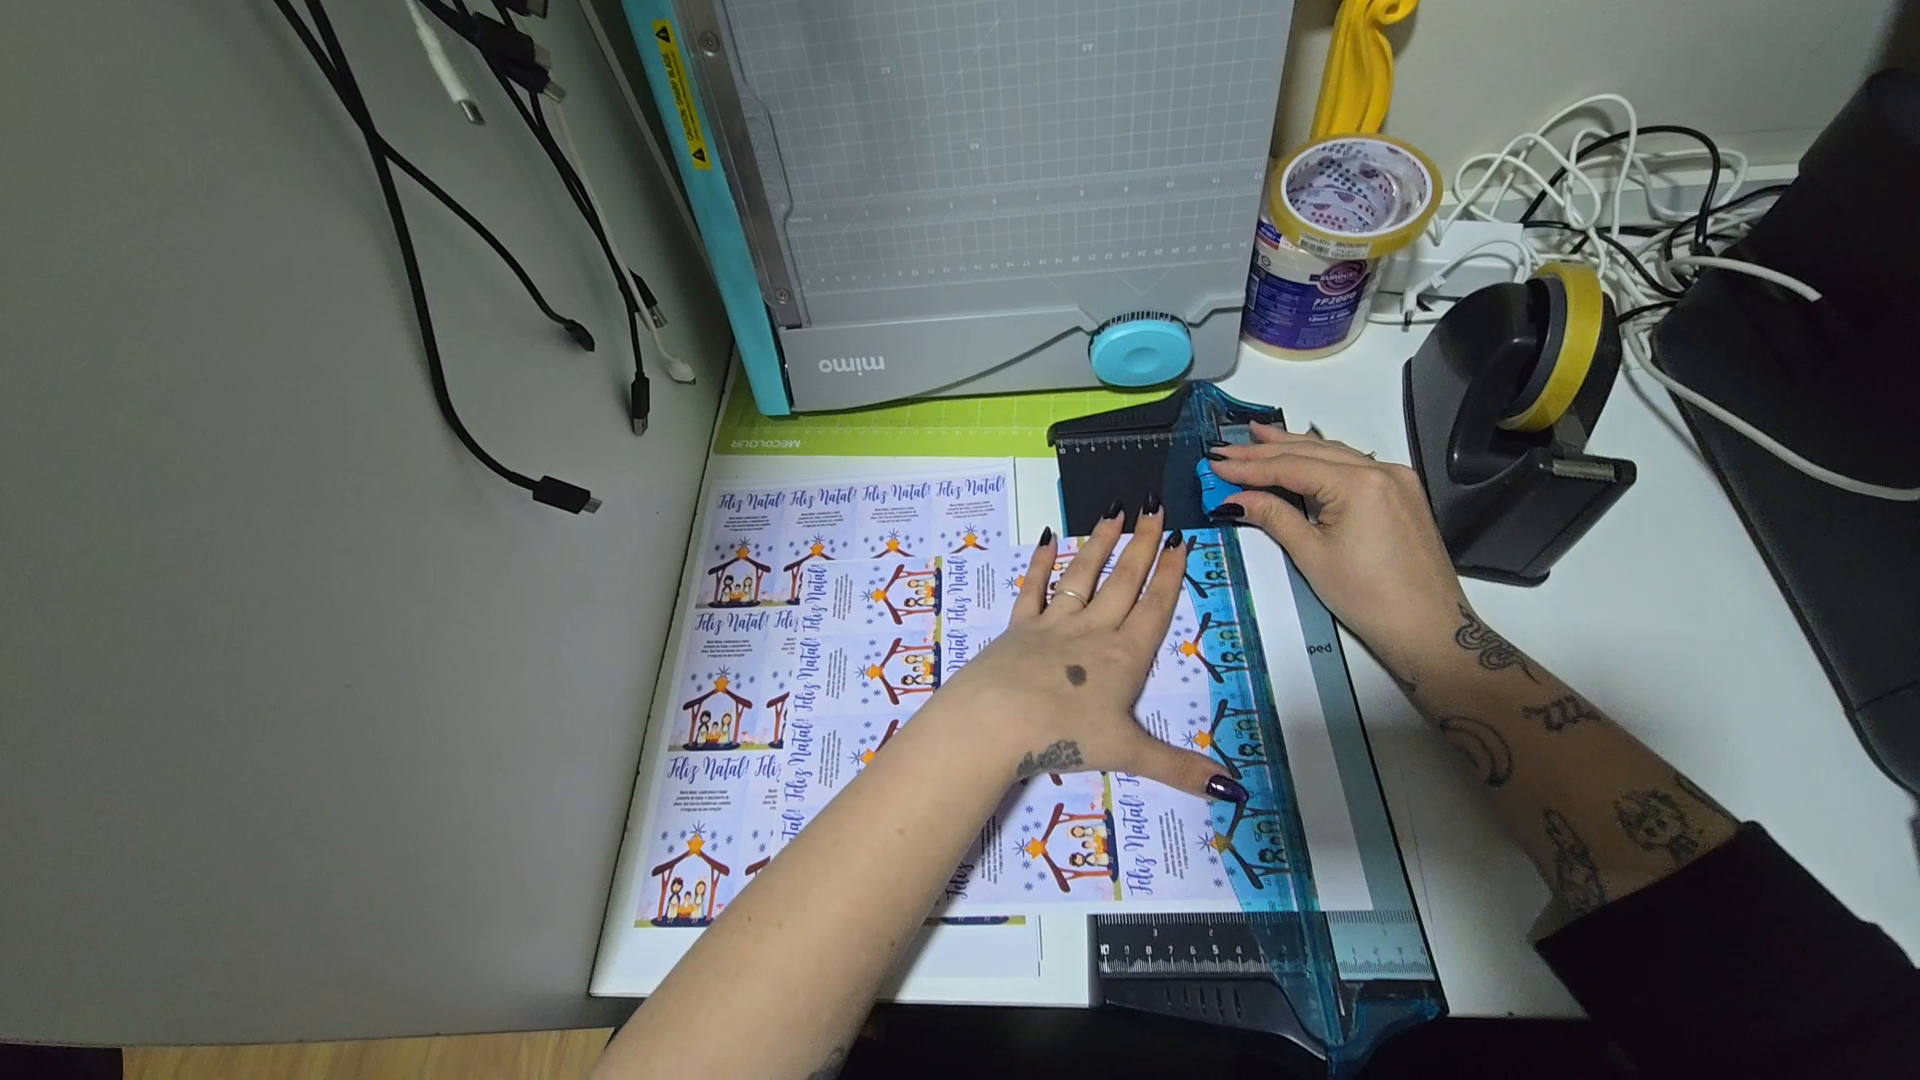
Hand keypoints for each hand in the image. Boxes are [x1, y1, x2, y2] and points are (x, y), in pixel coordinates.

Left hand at [940, 504, 1247, 803]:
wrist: (995, 722)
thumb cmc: (1063, 737)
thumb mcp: (1128, 754)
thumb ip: (1180, 769)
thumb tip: (1235, 791)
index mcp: (1124, 656)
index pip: (1155, 607)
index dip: (1171, 574)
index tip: (1182, 541)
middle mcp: (1092, 631)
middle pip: (1124, 581)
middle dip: (1143, 544)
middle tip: (1156, 508)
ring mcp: (1053, 625)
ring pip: (1083, 575)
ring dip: (1100, 543)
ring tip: (1115, 511)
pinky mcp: (1019, 627)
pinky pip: (1033, 588)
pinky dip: (1040, 563)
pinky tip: (1046, 538)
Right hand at [1207, 425, 1466, 662]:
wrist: (1427, 627)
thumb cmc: (1368, 597)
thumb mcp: (1311, 555)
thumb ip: (1274, 517)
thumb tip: (1235, 499)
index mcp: (1359, 484)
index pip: (1291, 467)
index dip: (1249, 466)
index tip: (1216, 462)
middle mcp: (1381, 470)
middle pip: (1312, 452)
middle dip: (1266, 450)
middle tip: (1227, 446)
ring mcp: (1396, 479)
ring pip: (1333, 454)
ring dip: (1293, 448)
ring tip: (1259, 437)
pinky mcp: (1401, 493)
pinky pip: (1352, 466)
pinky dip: (1320, 461)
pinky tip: (1301, 456)